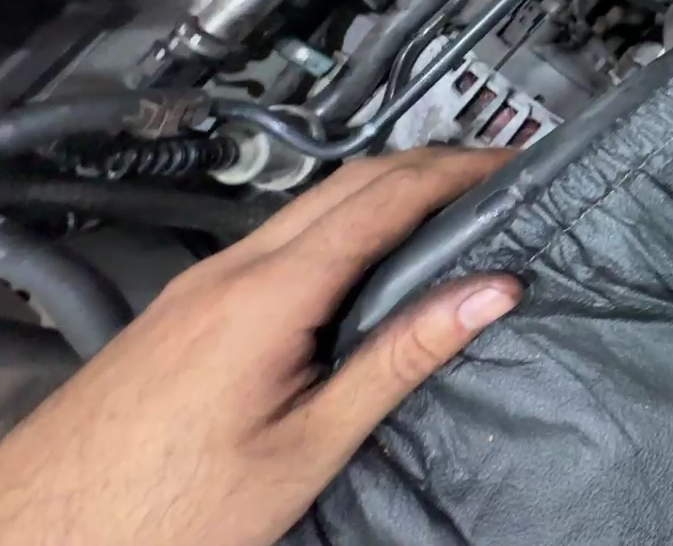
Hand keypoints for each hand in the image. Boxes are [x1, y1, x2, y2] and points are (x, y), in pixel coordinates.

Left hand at [0, 148, 520, 545]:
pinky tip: (379, 244)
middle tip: (498, 173)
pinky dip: (356, 213)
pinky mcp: (189, 303)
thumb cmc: (159, 514)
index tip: (514, 166)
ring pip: (320, 198)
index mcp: (270, 293)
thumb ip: (404, 356)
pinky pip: (292, 229)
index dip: (460, 171)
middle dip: (437, 161)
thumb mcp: (307, 444)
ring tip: (455, 200)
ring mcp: (205, 282)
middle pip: (355, 177)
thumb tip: (494, 291)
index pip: (388, 197)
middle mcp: (233, 269)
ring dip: (397, 183)